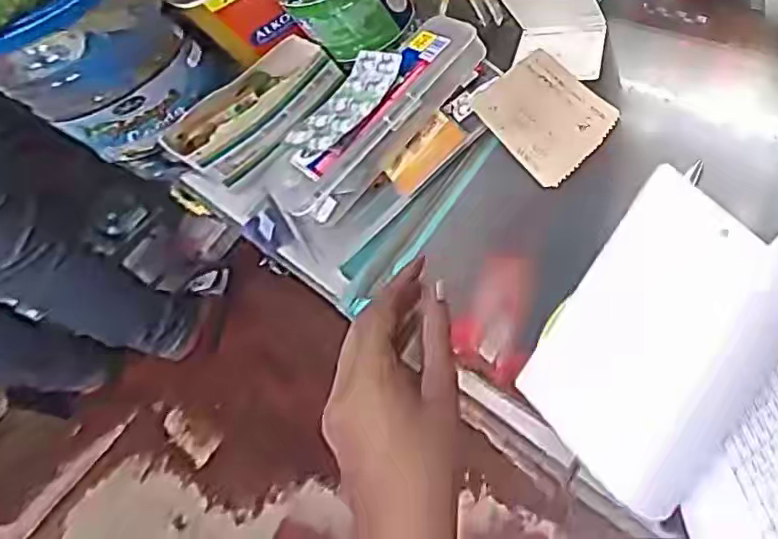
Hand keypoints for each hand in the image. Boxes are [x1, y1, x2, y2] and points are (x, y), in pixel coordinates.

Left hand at [323, 258, 457, 538]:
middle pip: (359, 329)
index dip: (399, 284)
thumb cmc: (432, 459)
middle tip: (422, 283)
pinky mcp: (340, 425)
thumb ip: (437, 336)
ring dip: (384, 325)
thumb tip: (438, 295)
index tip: (422, 264)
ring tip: (419, 308)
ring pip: (355, 349)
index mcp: (365, 379)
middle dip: (389, 301)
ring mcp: (335, 410)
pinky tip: (406, 346)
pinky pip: (355, 371)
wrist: (405, 525)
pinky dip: (378, 350)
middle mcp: (341, 391)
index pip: (375, 315)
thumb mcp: (442, 390)